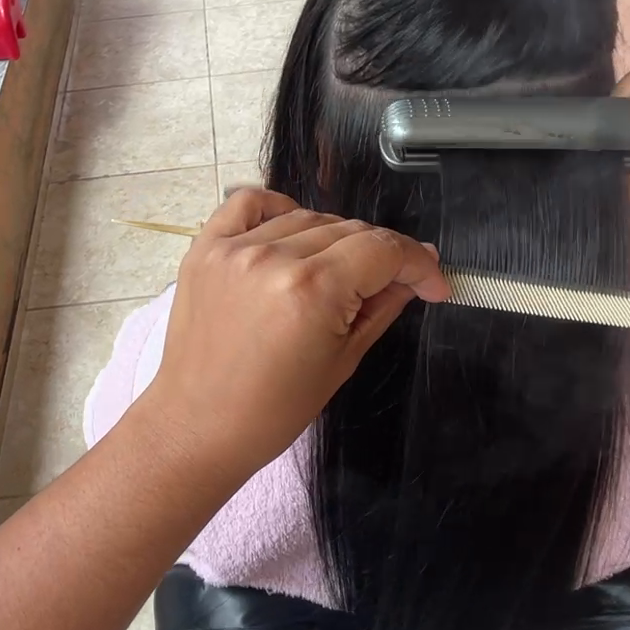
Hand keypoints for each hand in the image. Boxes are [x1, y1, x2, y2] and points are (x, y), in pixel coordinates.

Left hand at [138, 189, 449, 477]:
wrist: (198, 426)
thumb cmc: (272, 410)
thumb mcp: (343, 362)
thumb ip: (382, 307)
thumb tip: (415, 276)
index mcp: (312, 290)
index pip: (384, 249)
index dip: (418, 264)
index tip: (431, 283)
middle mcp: (273, 258)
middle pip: (350, 229)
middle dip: (381, 256)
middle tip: (387, 286)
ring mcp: (234, 249)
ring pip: (307, 217)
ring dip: (334, 239)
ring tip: (335, 274)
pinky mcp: (205, 248)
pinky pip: (249, 203)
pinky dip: (277, 209)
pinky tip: (290, 233)